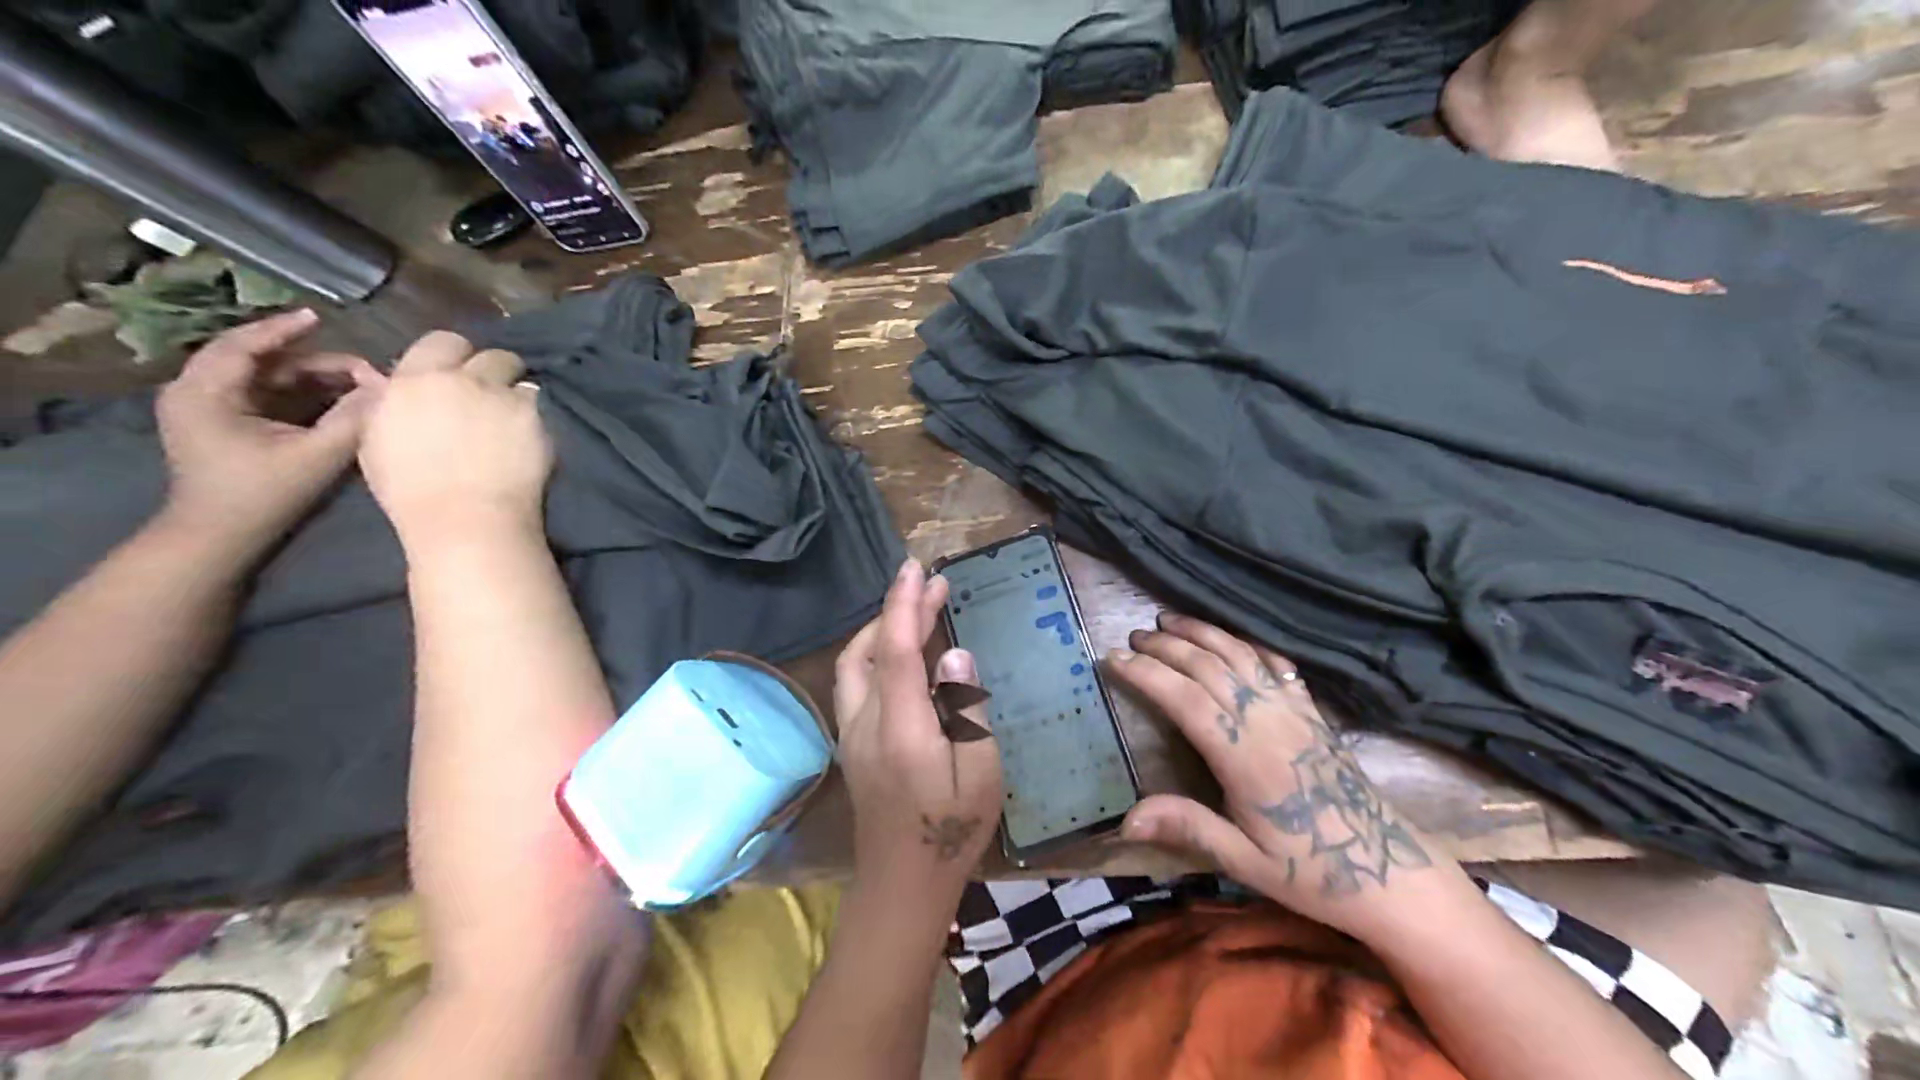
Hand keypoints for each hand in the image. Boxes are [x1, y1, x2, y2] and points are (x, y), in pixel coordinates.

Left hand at [155, 309, 383, 555]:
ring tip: (361, 385)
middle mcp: (199, 391)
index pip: (243, 345)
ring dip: (315, 379)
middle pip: (261, 361)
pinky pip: (270, 396)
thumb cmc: (262, 493)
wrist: (221, 534)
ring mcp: (211, 408)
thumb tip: (387, 389)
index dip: (283, 329)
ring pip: (269, 378)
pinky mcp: (228, 424)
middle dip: (315, 363)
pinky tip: (340, 400)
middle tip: (365, 370)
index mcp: (205, 392)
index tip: (319, 317)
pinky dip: (305, 395)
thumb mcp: (315, 455)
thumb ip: (352, 419)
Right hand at [358, 330, 550, 553]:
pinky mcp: (537, 418)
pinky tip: (528, 435)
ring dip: (515, 390)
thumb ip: (387, 402)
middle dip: (491, 370)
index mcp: (416, 379)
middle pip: (489, 355)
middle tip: (490, 395)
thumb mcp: (375, 439)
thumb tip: (391, 380)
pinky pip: (540, 404)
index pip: (442, 341)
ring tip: (512, 415)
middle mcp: (463, 380)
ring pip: (519, 376)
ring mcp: (504, 397)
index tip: (457, 375)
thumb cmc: (410, 489)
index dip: (453, 356)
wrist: (467, 516)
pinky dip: (535, 415)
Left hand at [832, 558, 1002, 904]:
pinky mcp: (850, 743)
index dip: (906, 605)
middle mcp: (865, 723)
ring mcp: (851, 734)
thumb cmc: (952, 832)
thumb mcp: (982, 776)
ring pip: (853, 664)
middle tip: (932, 584)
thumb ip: (969, 711)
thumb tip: (955, 654)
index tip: (919, 569)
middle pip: (870, 649)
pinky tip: (900, 652)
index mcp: (901, 730)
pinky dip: (875, 652)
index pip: (897, 650)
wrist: (902, 885)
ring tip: (917, 610)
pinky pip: (855, 681)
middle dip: (897, 609)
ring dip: (881, 628)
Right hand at [1105, 613, 1461, 937]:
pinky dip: (1246, 644)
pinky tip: (1229, 639)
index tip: (1113, 658)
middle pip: (1209, 667)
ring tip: (1168, 620)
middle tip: (1131, 637)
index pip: (1186, 700)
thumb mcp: (1244, 862)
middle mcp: (1268, 722)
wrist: (1390, 874)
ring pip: (1240, 656)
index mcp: (1245, 757)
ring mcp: (1293, 711)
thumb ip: (1188, 828)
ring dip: (1201, 633)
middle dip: (1165, 646)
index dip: (1147, 674)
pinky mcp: (1311, 712)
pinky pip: (1274, 664)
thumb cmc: (1310, 871)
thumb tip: (1126, 819)